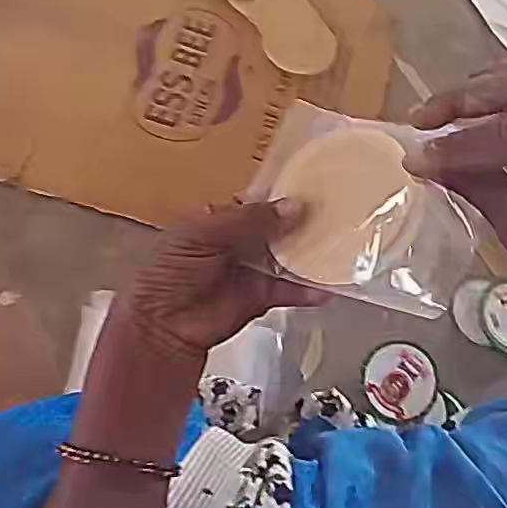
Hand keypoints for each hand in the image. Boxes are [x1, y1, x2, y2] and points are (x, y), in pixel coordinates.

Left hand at [114, 200, 330, 366]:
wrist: (162, 324)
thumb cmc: (173, 269)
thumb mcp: (204, 233)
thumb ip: (250, 220)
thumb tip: (296, 207)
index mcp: (223, 218)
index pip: (259, 201)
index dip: (284, 194)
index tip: (318, 184)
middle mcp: (242, 241)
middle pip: (281, 228)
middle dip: (306, 222)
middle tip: (341, 212)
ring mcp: (254, 268)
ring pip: (290, 256)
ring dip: (313, 252)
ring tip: (344, 244)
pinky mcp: (263, 296)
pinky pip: (291, 290)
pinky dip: (309, 290)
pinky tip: (327, 288)